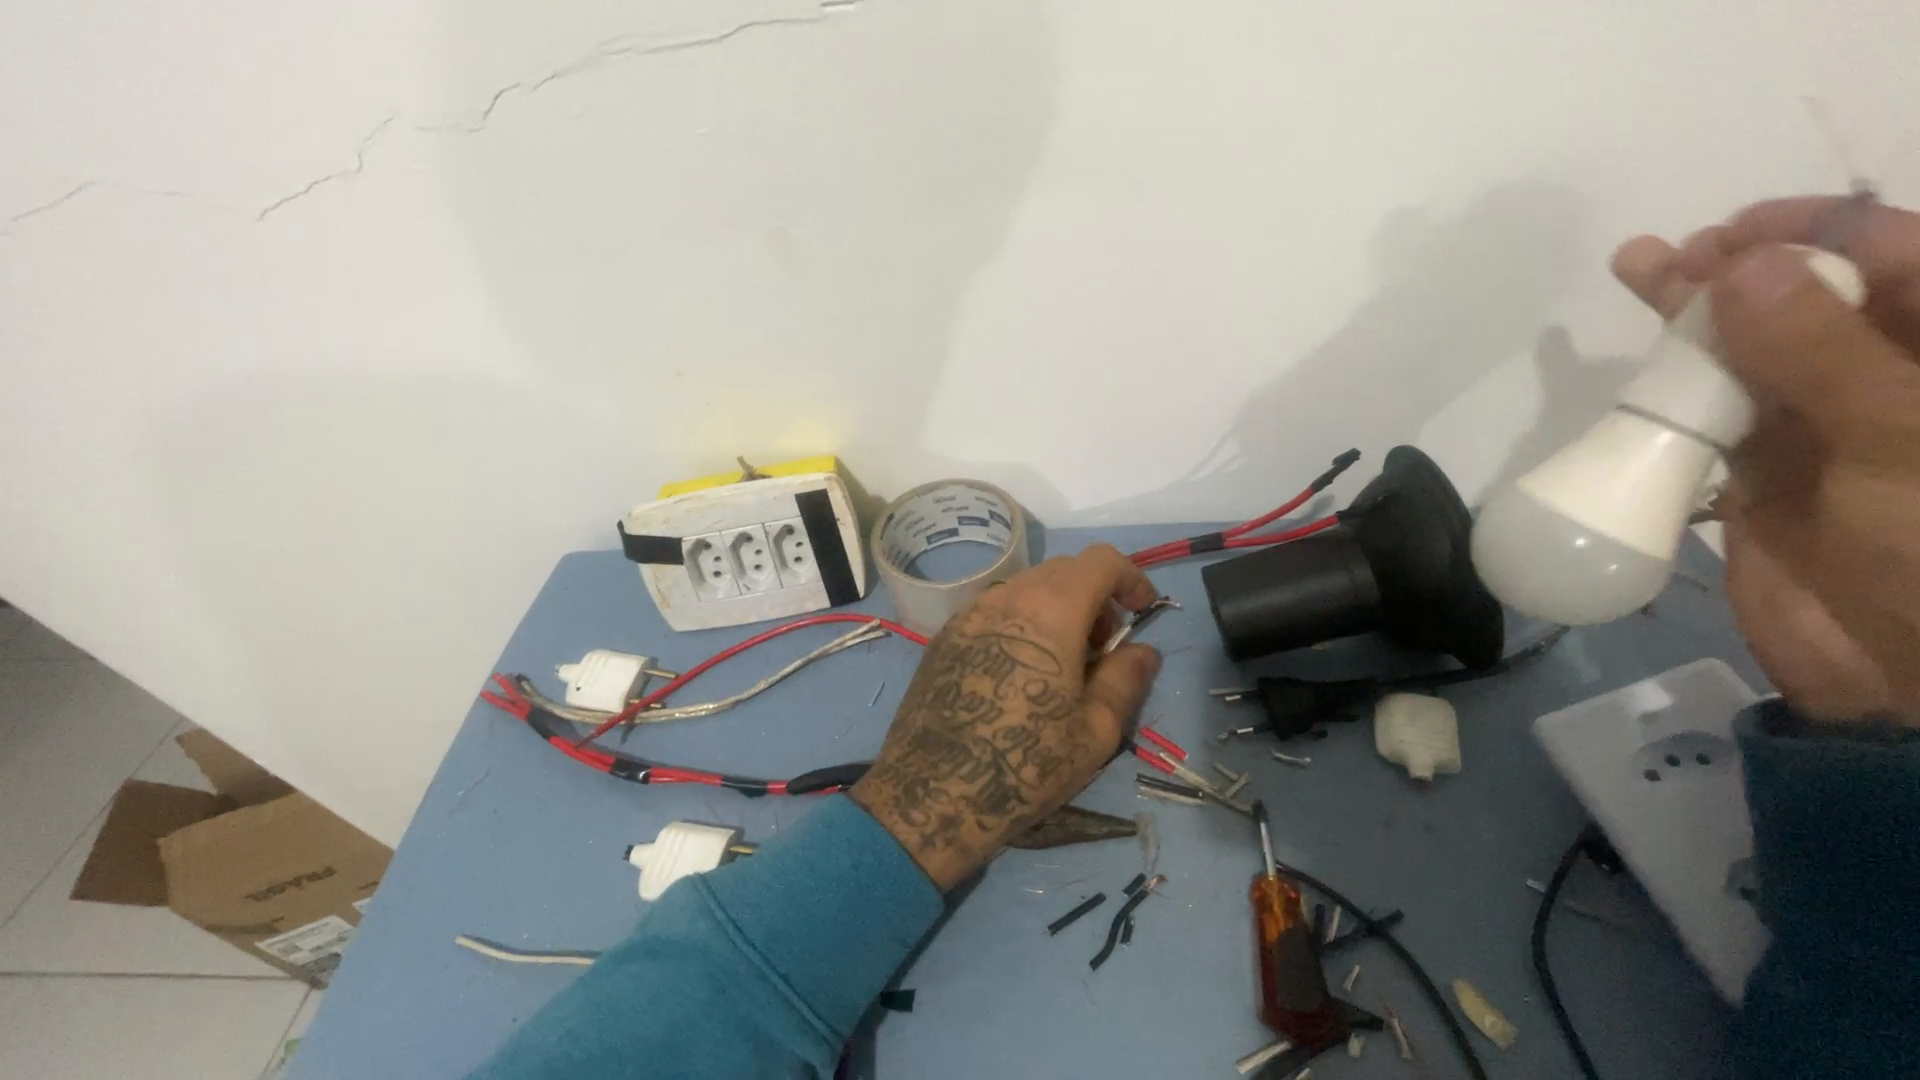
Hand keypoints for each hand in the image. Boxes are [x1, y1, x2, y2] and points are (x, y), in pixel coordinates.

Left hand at [849, 545, 1161, 889]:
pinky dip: (1021, 624)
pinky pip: (994, 612)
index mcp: (1050, 610)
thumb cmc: (1025, 762)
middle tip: (1105, 647)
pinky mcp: (944, 638)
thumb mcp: (1095, 730)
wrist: (932, 792)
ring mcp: (968, 615)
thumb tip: (1143, 651)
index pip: (1101, 561)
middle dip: (1095, 597)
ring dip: (1056, 609)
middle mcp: (1006, 598)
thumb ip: (1125, 679)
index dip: (1130, 577)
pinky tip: (1020, 673)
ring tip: (1063, 664)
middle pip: (1062, 571)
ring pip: (1025, 590)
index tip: (1141, 611)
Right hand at [1612, 196, 1919, 722]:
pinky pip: (1710, 416)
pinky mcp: (1756, 474)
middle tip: (1668, 256)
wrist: (1903, 671)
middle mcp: (1889, 379)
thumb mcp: (1898, 436)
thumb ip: (1817, 349)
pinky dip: (1670, 390)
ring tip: (1637, 272)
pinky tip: (1635, 368)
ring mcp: (1819, 429)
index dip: (1823, 231)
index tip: (1737, 231)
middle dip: (1741, 270)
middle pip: (1812, 300)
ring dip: (1693, 319)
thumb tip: (1742, 266)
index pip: (1903, 261)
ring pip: (1749, 353)